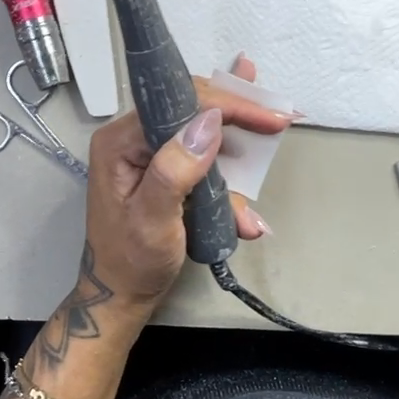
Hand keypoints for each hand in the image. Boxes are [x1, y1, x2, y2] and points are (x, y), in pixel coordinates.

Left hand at [82, 55, 291, 309]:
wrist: (121, 295)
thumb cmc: (132, 262)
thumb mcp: (152, 220)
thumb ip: (176, 170)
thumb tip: (210, 121)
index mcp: (120, 142)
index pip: (177, 104)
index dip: (226, 105)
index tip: (269, 117)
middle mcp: (131, 139)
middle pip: (192, 111)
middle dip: (239, 121)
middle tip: (278, 121)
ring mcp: (148, 155)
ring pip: (203, 138)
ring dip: (236, 164)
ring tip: (260, 175)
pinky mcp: (164, 172)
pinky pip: (203, 165)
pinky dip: (228, 187)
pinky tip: (243, 219)